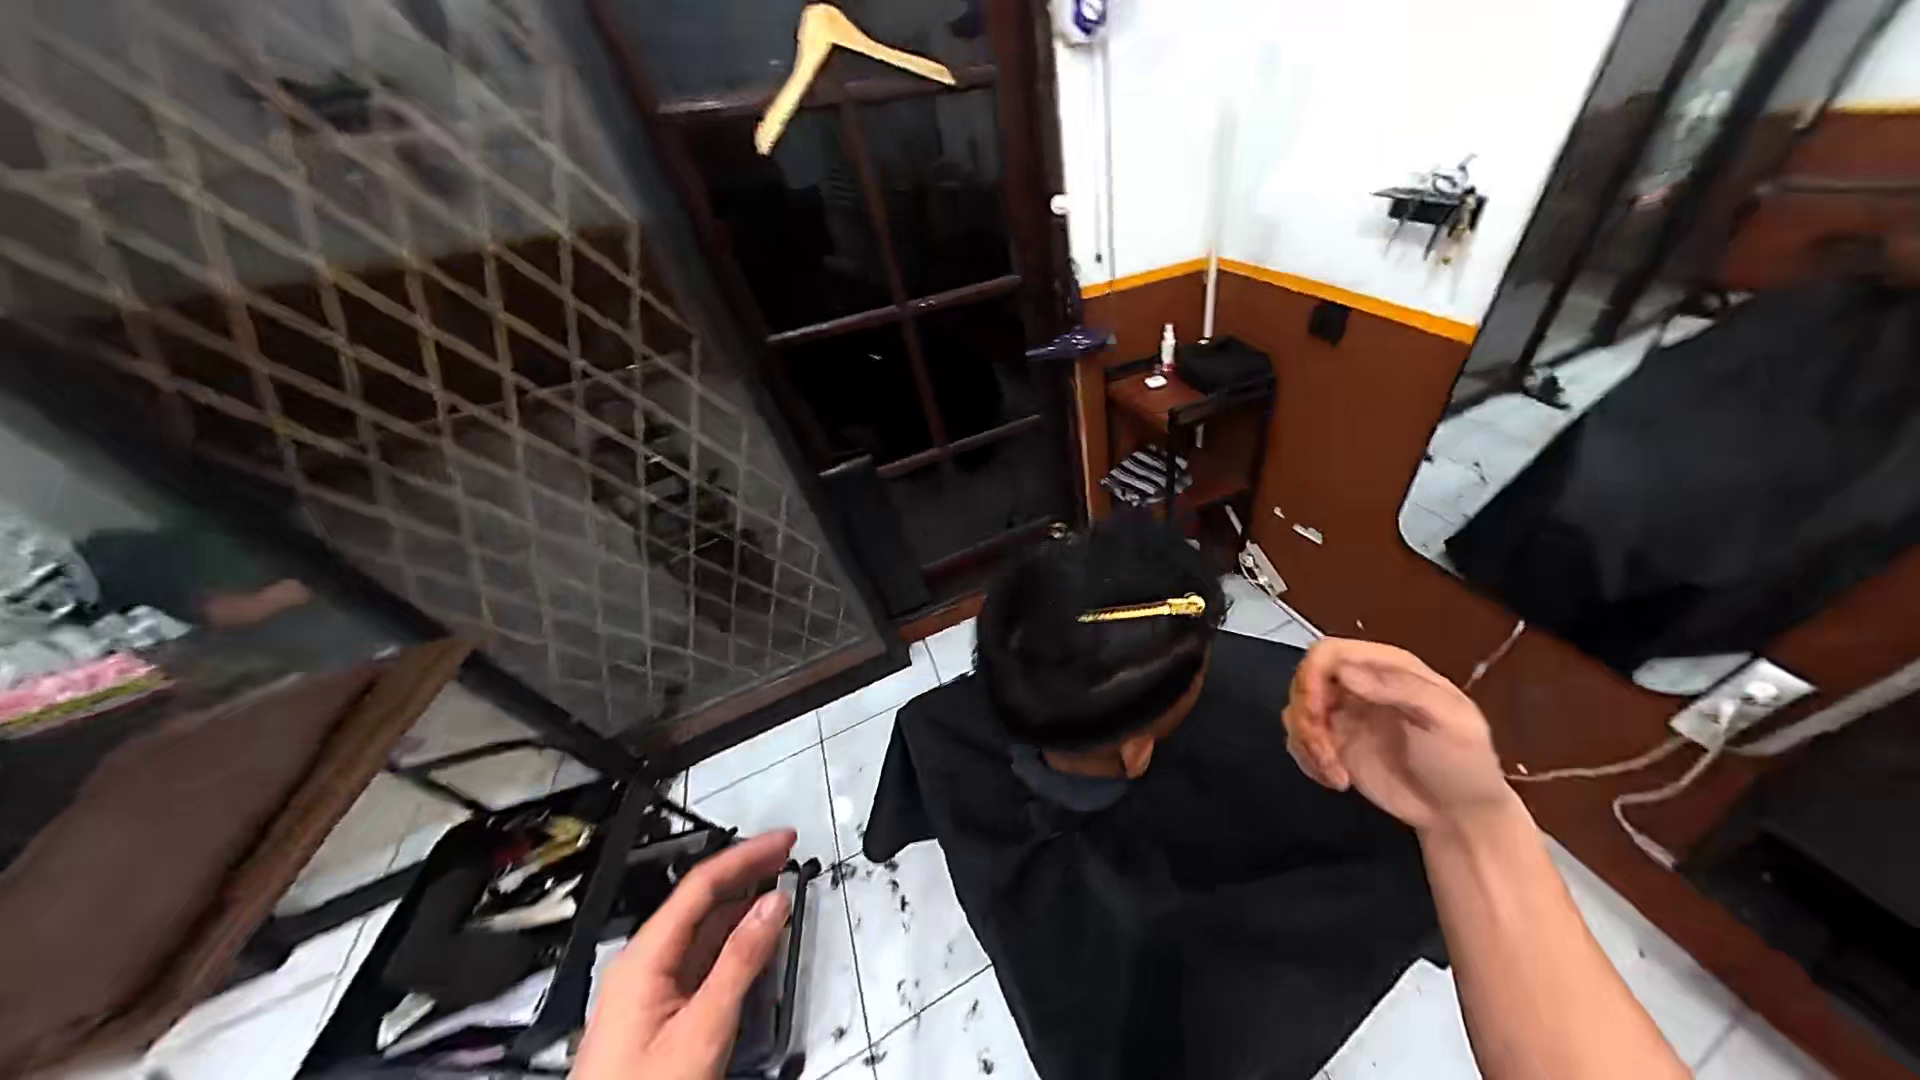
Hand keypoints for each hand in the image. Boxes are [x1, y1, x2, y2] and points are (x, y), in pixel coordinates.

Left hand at [574, 829, 796, 1079]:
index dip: (745, 855)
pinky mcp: (661, 1009)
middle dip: (746, 870)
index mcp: (644, 957)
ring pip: (703, 927)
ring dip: (743, 901)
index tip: (781, 841)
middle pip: (701, 898)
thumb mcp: (702, 1028)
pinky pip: (702, 955)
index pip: (701, 884)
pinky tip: (756, 934)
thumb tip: (773, 904)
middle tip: (786, 852)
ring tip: (779, 883)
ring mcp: (651, 987)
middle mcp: (643, 963)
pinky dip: (734, 936)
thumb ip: (741, 961)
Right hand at [1283, 639, 1513, 833]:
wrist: (1462, 816)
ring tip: (1336, 774)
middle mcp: (1357, 684)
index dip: (1311, 674)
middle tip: (1324, 750)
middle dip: (1305, 716)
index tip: (1315, 709)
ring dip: (1306, 743)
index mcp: (1386, 667)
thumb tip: (1344, 673)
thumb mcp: (1449, 720)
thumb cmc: (1464, 763)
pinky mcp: (1332, 743)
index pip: (1328, 652)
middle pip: (1304, 680)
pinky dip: (1307, 759)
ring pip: (1295, 711)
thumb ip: (1400, 687)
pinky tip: (1336, 779)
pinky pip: (1297, 740)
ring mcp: (1342, 714)